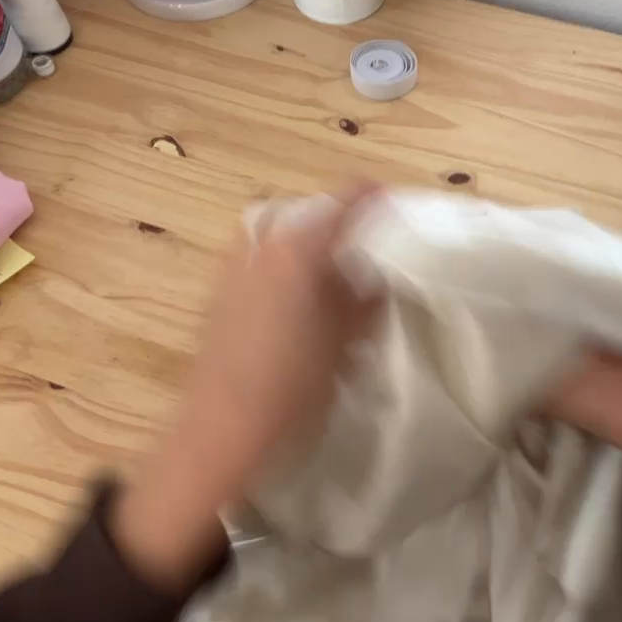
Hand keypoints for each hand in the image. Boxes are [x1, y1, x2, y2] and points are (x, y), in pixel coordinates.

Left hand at [113, 185, 383, 591]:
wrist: (221, 426)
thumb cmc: (291, 383)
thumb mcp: (346, 340)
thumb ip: (366, 295)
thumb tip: (378, 272)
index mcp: (299, 244)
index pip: (350, 195)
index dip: (379, 199)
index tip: (401, 216)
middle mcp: (265, 239)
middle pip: (318, 213)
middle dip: (348, 231)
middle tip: (374, 260)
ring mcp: (238, 260)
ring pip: (291, 236)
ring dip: (318, 250)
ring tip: (341, 284)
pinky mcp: (223, 284)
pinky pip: (269, 257)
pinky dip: (292, 267)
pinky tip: (305, 305)